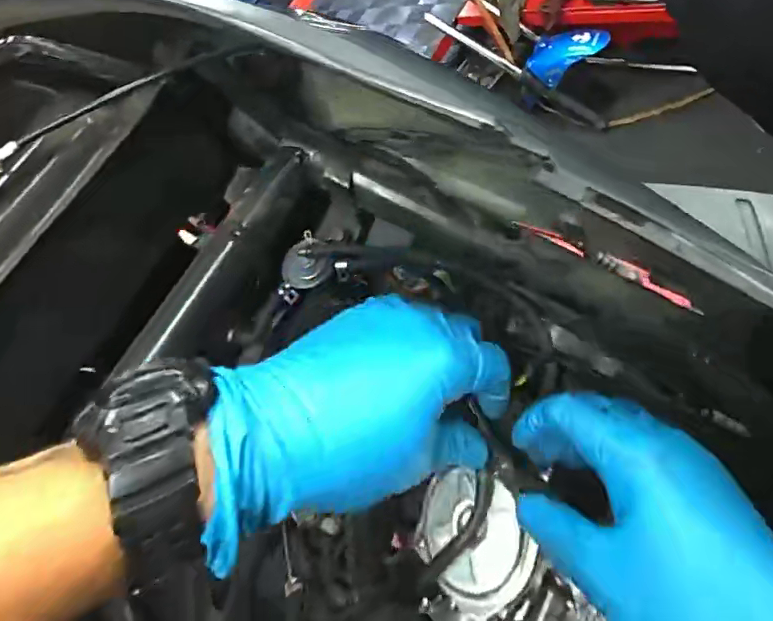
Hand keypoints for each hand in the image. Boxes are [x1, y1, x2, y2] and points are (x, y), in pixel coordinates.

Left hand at [202, 296, 509, 575]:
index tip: (490, 413)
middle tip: (462, 403)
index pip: (493, 361)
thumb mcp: (416, 459)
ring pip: (430, 325)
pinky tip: (392, 378)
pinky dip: (405, 344)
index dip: (498, 391)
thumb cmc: (344, 446)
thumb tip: (471, 442)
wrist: (274, 429)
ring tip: (424, 393)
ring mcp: (385, 315)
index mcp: (445, 353)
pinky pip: (396, 323)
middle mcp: (419, 322)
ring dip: (437, 352)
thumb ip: (456, 443)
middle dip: (470, 366)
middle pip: (465, 335)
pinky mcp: (356, 317)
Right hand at [513, 394, 772, 620]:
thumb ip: (559, 530)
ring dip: (593, 443)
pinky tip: (614, 497)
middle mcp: (666, 439)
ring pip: (629, 429)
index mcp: (637, 449)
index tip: (515, 444)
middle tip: (537, 460)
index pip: (574, 410)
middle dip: (564, 429)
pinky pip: (653, 450)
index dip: (537, 420)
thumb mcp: (608, 571)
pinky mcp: (712, 483)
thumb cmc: (685, 601)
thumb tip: (528, 503)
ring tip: (569, 478)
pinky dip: (620, 458)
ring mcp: (694, 458)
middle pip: (602, 412)